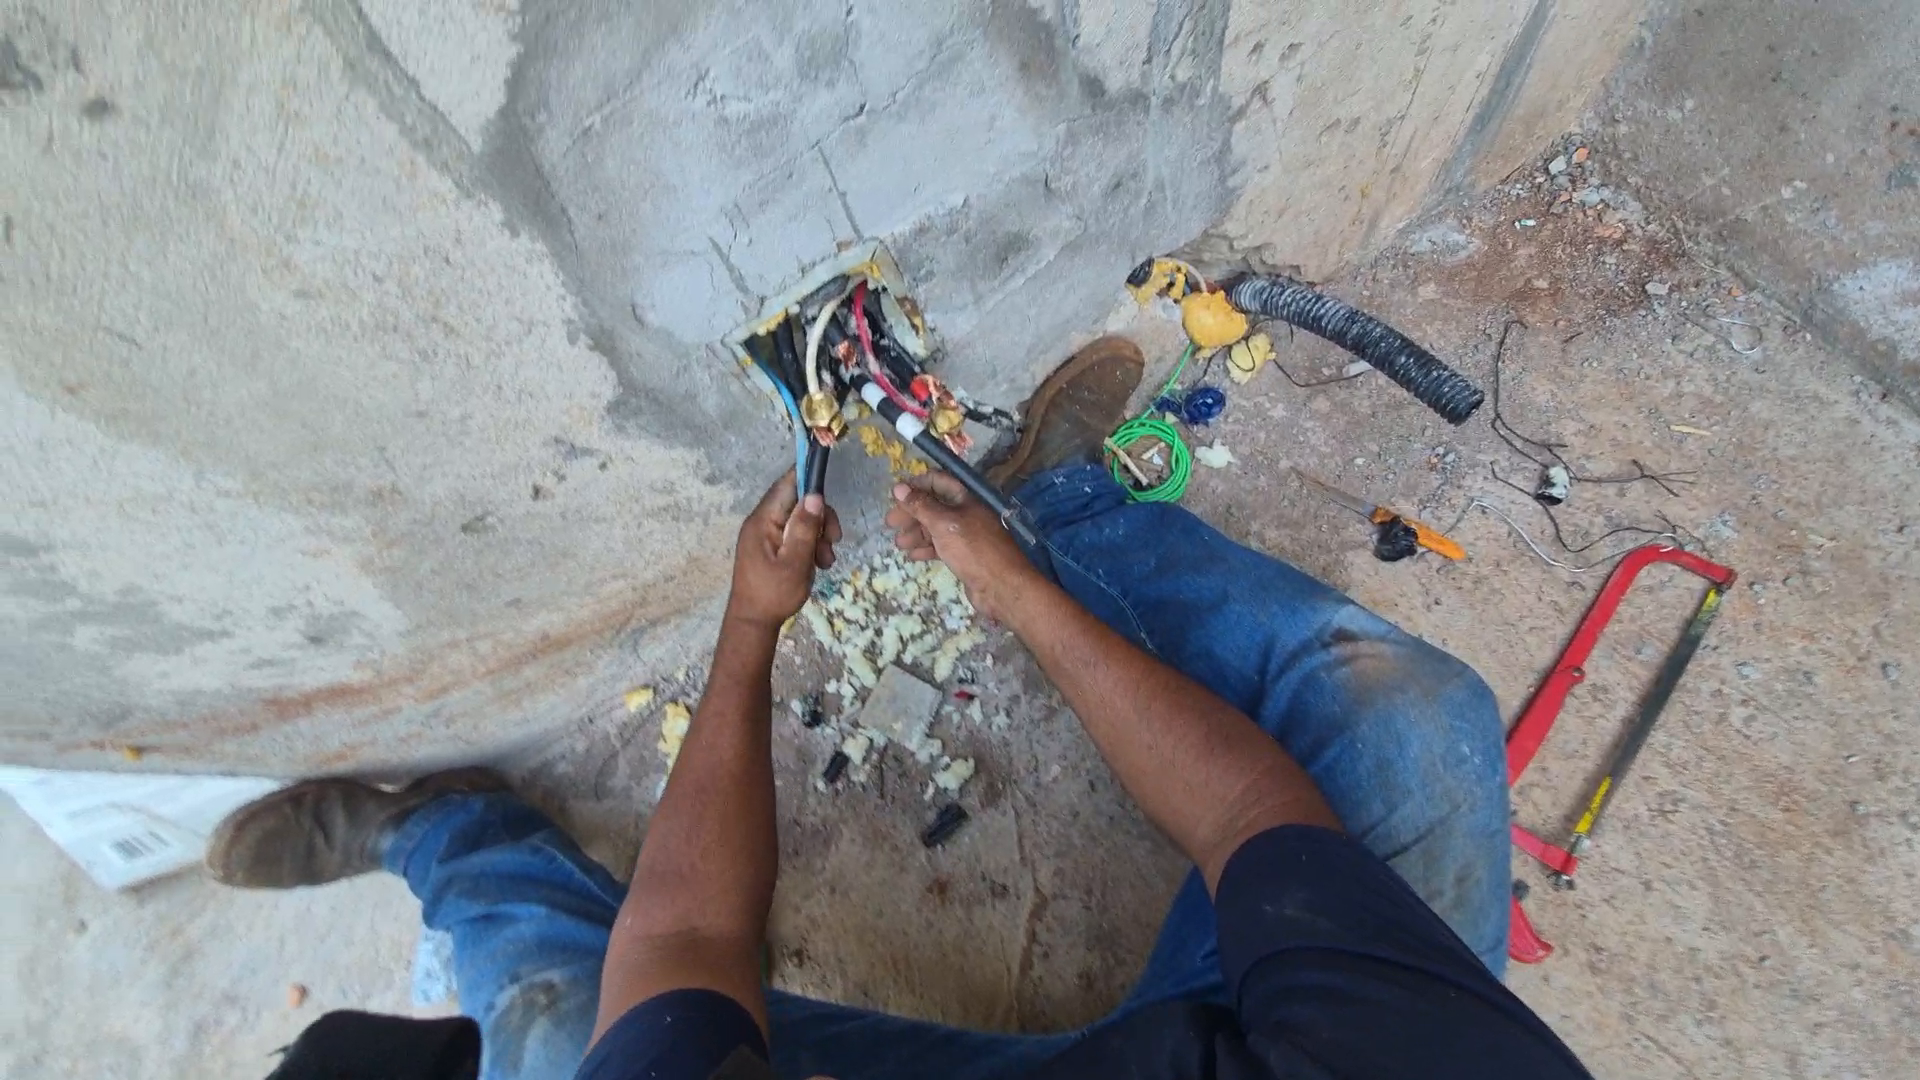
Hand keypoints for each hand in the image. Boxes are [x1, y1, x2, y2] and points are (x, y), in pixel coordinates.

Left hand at [728, 470, 840, 628]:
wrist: (754, 623)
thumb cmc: (773, 594)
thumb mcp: (794, 562)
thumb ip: (805, 528)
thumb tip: (815, 495)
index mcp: (763, 521)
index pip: (787, 485)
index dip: (808, 476)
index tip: (830, 478)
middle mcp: (762, 522)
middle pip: (799, 502)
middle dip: (821, 518)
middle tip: (833, 542)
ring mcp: (767, 534)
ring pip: (802, 519)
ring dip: (819, 535)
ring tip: (826, 560)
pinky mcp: (773, 547)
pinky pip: (796, 534)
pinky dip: (812, 545)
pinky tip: (819, 564)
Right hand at [884, 471, 1047, 621]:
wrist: (1001, 586)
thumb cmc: (973, 549)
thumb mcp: (944, 524)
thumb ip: (921, 505)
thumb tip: (899, 487)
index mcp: (965, 498)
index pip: (938, 481)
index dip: (917, 485)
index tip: (895, 495)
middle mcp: (966, 513)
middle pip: (934, 506)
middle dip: (911, 513)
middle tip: (890, 523)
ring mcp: (966, 535)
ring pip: (936, 528)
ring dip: (916, 533)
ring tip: (898, 543)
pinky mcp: (964, 556)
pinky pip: (941, 547)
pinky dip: (927, 549)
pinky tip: (912, 556)